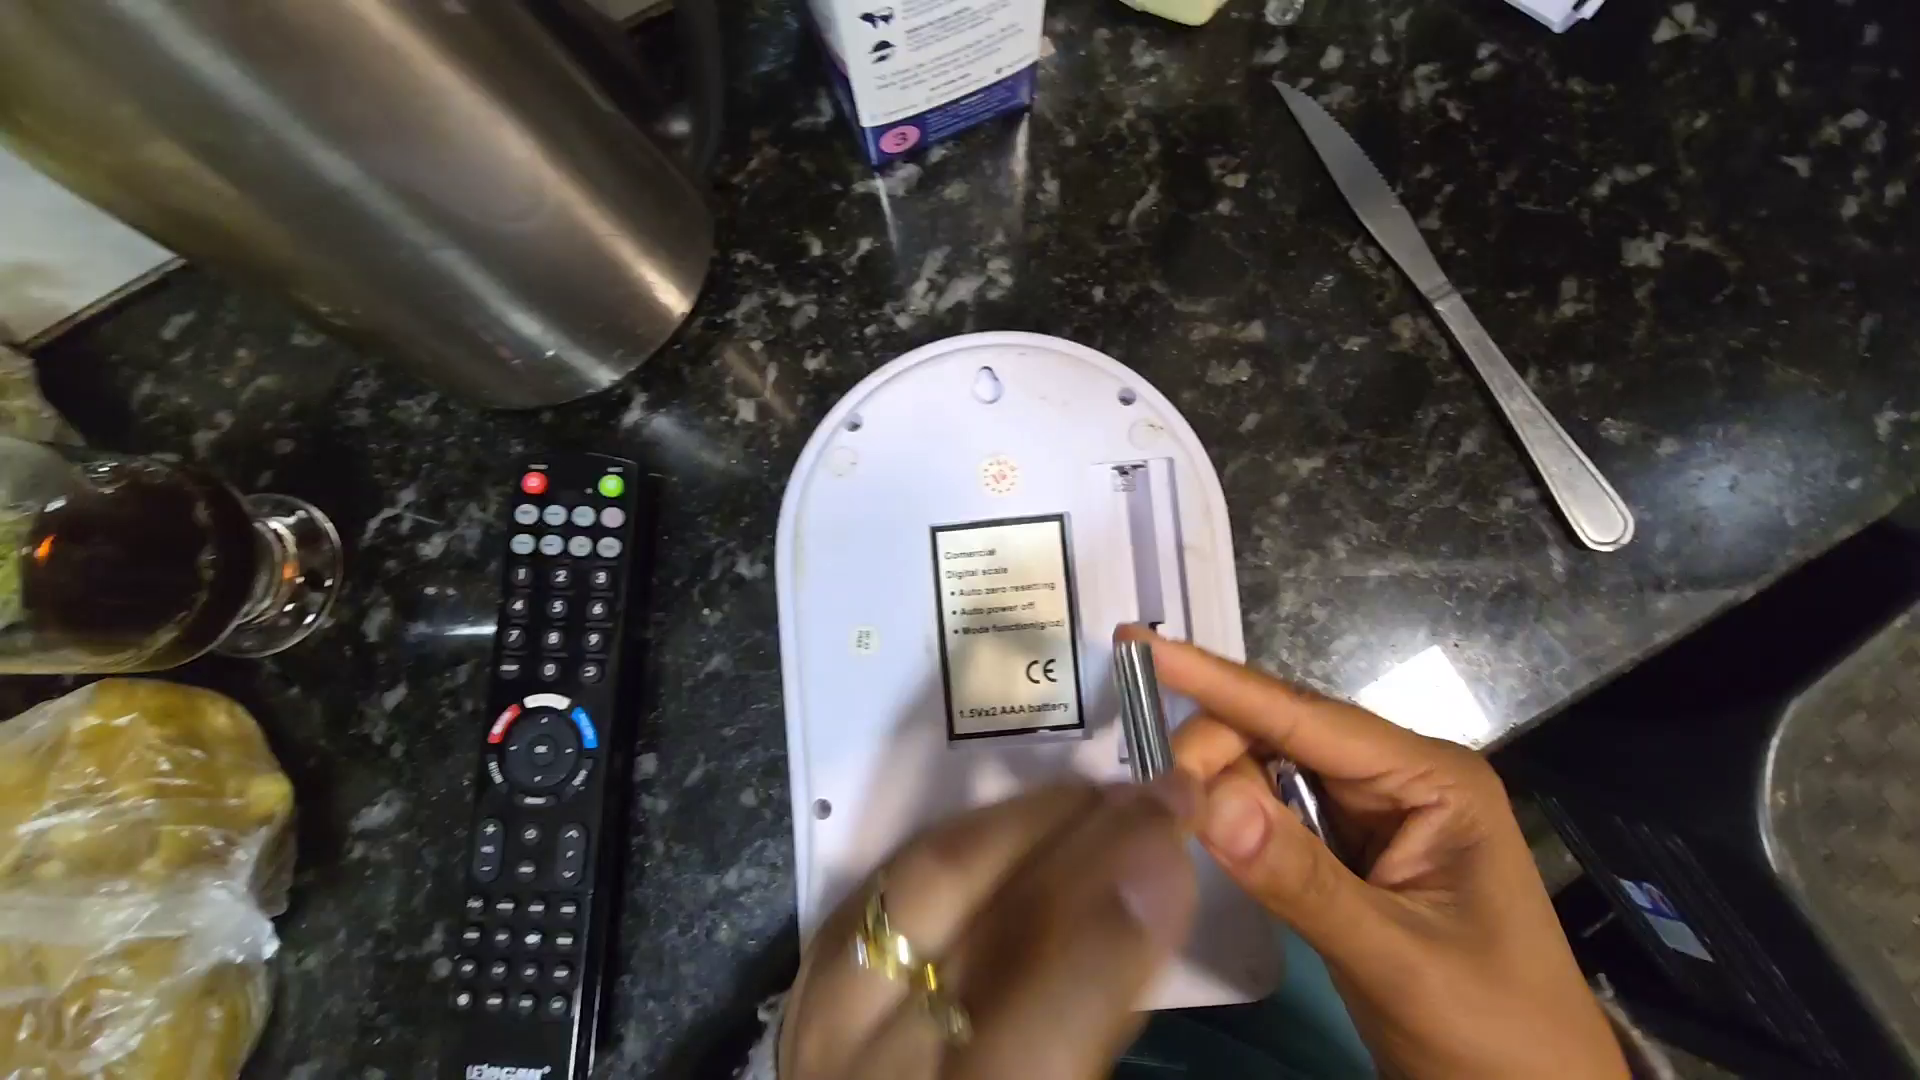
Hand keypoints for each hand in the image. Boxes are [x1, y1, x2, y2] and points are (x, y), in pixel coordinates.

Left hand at [779, 780, 1199, 1079]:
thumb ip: (1087, 1017)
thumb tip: (1141, 897)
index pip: (1034, 1031)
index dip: (1111, 932)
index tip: (1171, 848)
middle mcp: (873, 1066)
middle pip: (979, 930)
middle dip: (1082, 846)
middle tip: (1154, 796)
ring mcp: (828, 1011)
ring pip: (923, 882)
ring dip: (1022, 821)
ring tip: (1093, 795)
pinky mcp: (809, 970)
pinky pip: (890, 876)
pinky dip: (965, 836)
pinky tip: (1017, 817)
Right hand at [1124, 626, 1629, 1079]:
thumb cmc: (1494, 1035)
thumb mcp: (1399, 962)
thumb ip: (1302, 881)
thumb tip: (1206, 801)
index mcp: (1429, 777)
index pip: (1305, 716)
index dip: (1217, 681)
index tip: (1142, 646)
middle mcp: (1394, 774)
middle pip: (1275, 732)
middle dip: (1212, 753)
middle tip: (1159, 795)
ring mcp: (1366, 807)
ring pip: (1264, 764)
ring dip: (1215, 779)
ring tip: (1169, 803)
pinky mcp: (1341, 842)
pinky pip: (1268, 805)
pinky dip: (1229, 810)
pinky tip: (1199, 817)